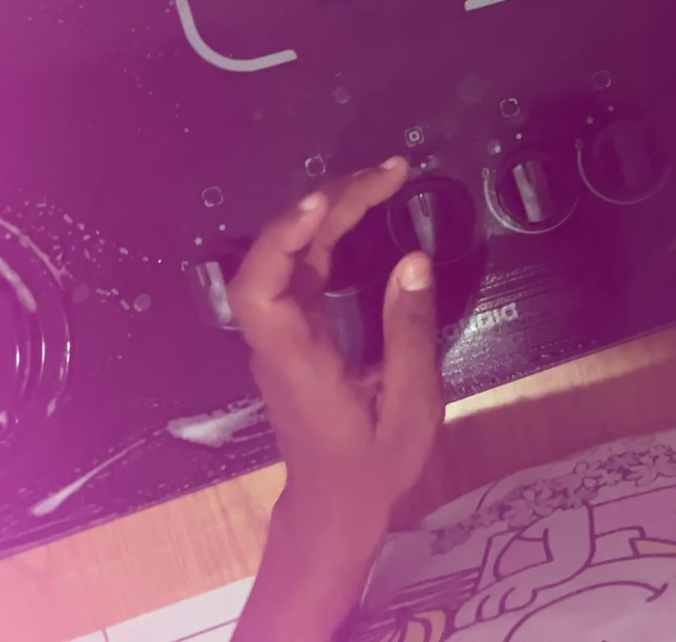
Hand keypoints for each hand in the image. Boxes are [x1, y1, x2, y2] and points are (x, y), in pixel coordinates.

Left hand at [227, 156, 441, 549]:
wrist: (335, 504)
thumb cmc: (371, 465)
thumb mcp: (409, 405)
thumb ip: (409, 332)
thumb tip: (415, 259)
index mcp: (295, 358)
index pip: (260, 289)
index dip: (282, 239)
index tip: (324, 202)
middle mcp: (279, 335)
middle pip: (282, 253)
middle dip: (331, 203)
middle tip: (391, 172)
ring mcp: (286, 328)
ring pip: (293, 252)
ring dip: (333, 209)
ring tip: (383, 178)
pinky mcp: (301, 326)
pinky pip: (307, 265)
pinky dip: (332, 231)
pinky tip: (361, 211)